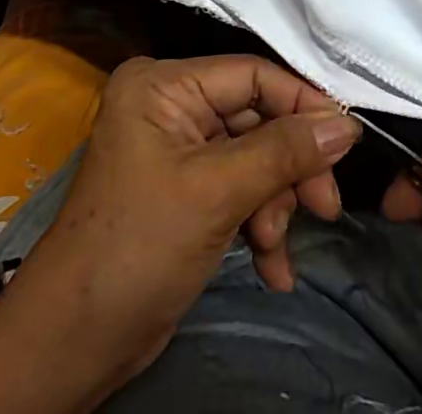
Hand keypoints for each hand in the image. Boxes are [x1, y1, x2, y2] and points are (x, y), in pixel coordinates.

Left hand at [0, 55, 360, 413]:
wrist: (74, 345)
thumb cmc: (137, 249)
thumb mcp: (217, 193)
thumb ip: (286, 152)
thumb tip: (348, 126)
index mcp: (163, 86)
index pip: (253, 75)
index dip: (303, 104)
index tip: (347, 139)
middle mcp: (172, 106)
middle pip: (260, 119)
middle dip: (291, 167)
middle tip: (324, 205)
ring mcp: (181, 149)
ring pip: (258, 157)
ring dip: (276, 203)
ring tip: (276, 246)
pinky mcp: (189, 189)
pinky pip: (242, 188)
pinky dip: (261, 224)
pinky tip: (272, 267)